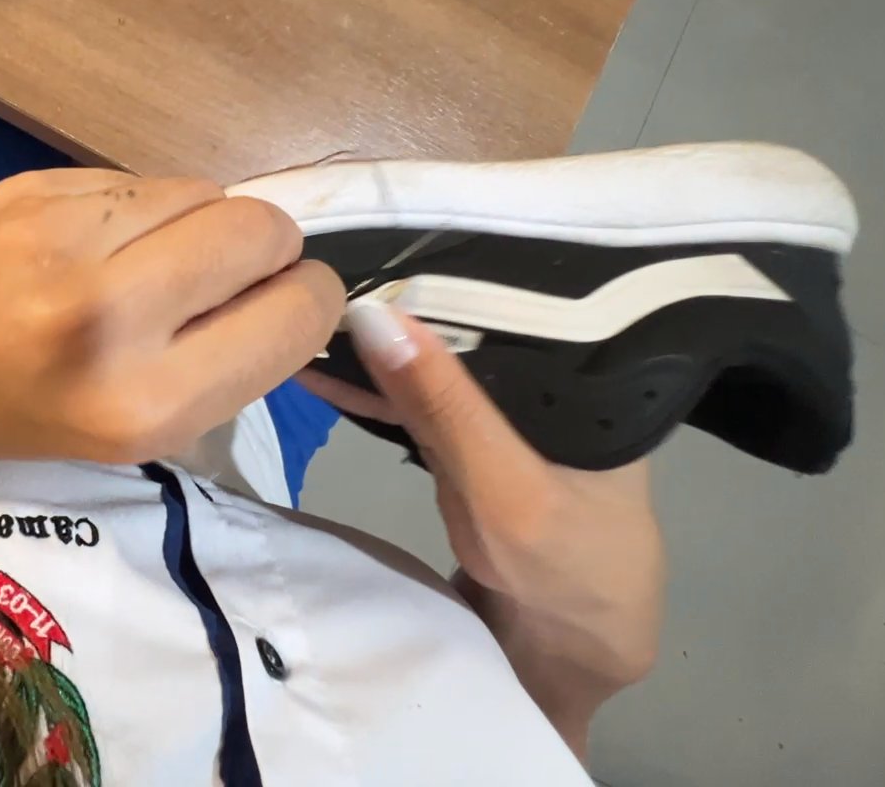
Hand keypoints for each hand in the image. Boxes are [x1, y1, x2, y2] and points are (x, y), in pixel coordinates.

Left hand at [0, 169, 343, 465]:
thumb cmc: (5, 419)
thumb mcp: (126, 432)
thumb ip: (219, 362)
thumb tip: (286, 287)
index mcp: (142, 404)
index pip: (293, 314)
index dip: (307, 301)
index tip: (285, 301)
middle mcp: (108, 314)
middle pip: (262, 228)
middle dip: (265, 250)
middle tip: (218, 276)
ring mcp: (64, 234)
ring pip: (205, 189)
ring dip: (197, 223)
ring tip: (143, 259)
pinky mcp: (34, 183)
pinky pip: (139, 177)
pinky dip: (139, 207)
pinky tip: (91, 238)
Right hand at [296, 299, 663, 757]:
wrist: (559, 651)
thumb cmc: (569, 569)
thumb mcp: (507, 486)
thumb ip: (444, 404)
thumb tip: (372, 314)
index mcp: (579, 365)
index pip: (505, 291)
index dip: (439, 263)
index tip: (372, 233)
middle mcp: (537, 374)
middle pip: (457, 319)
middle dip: (392, 297)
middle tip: (322, 265)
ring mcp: (492, 405)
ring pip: (423, 357)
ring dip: (368, 344)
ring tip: (305, 313)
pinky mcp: (457, 434)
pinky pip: (404, 400)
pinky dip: (362, 389)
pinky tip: (317, 369)